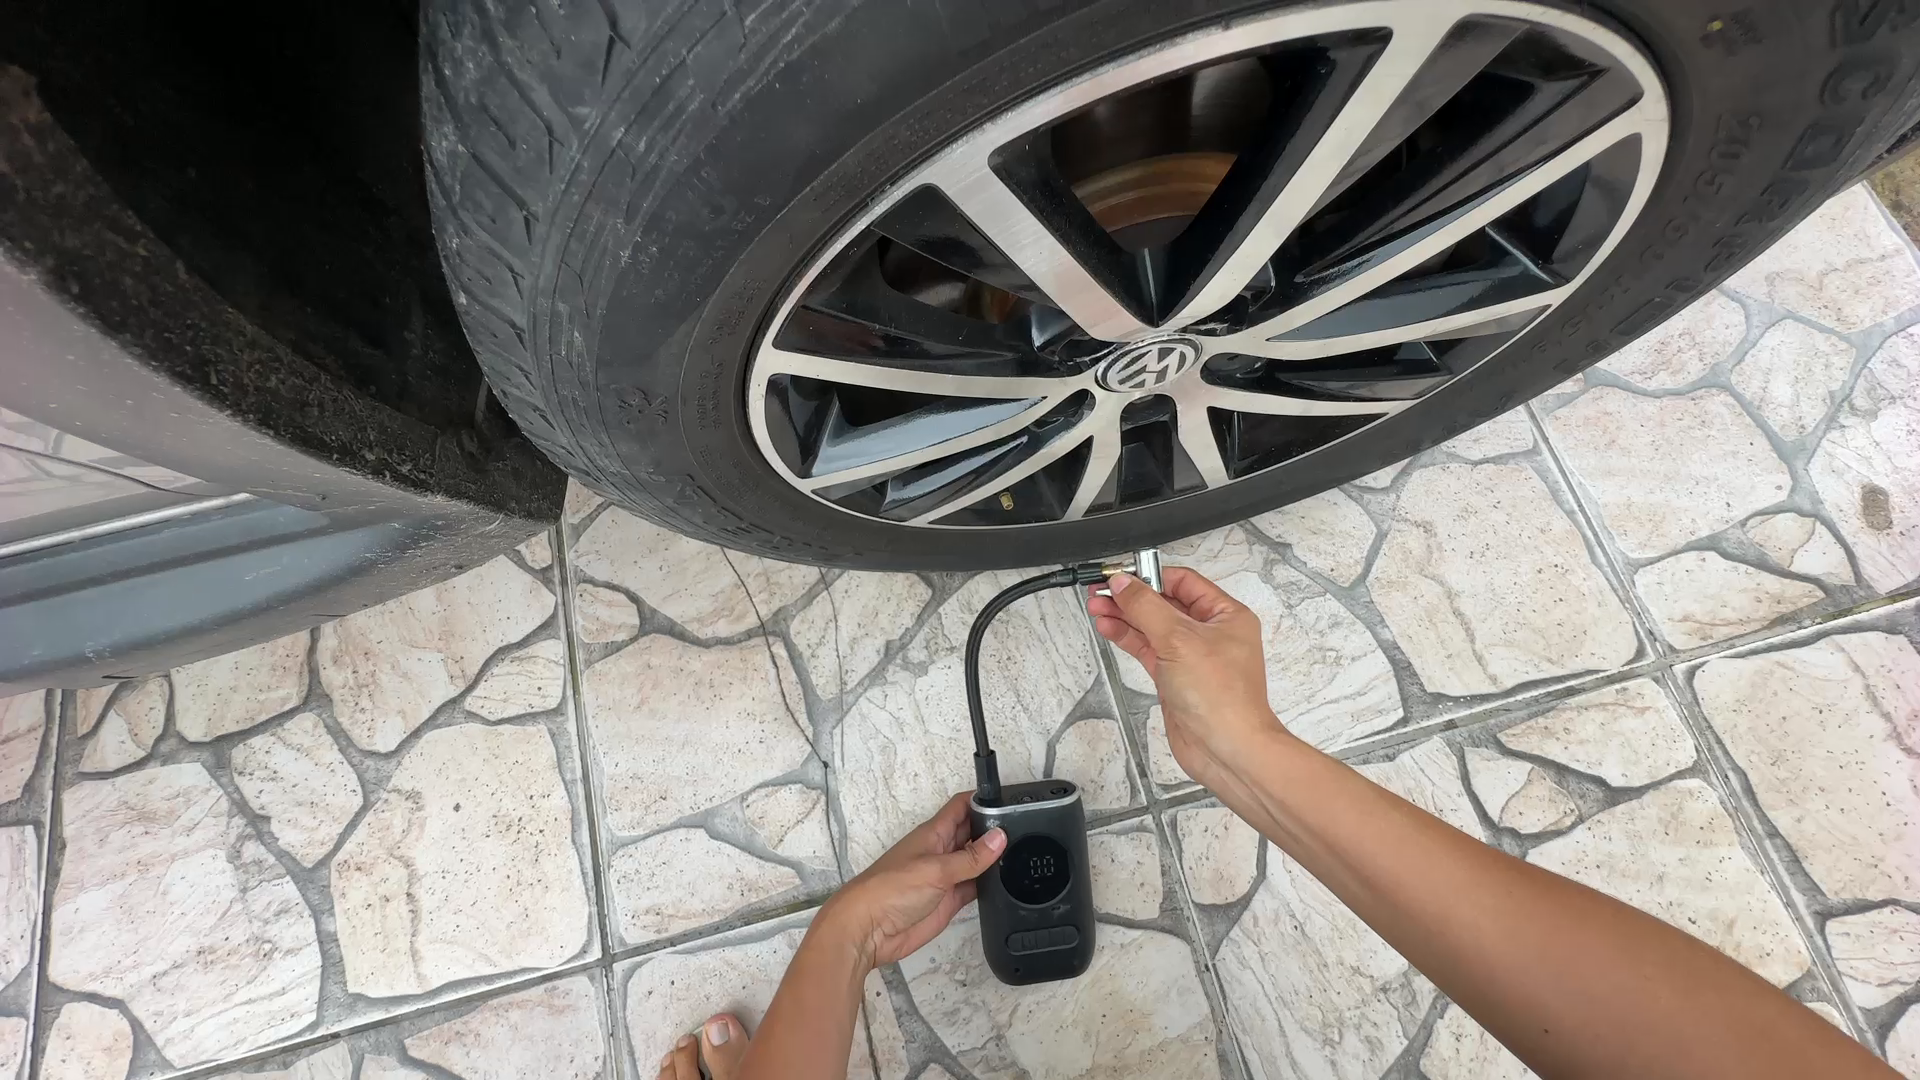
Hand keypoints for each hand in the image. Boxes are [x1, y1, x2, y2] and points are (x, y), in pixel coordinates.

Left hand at [818, 792, 1006, 969]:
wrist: (869, 929)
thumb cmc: (891, 889)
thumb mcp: (936, 869)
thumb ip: (970, 857)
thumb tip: (999, 837)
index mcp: (934, 833)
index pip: (961, 806)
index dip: (982, 799)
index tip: (1008, 799)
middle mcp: (941, 851)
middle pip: (971, 832)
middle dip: (993, 829)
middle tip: (1024, 829)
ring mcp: (945, 877)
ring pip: (974, 861)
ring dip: (992, 859)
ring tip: (1021, 855)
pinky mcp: (948, 900)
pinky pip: (973, 887)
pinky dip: (988, 886)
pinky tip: (1005, 884)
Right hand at [1087, 567, 1292, 786]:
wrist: (1226, 749)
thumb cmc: (1224, 700)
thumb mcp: (1179, 640)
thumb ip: (1146, 608)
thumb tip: (1125, 584)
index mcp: (1226, 615)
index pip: (1183, 581)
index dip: (1151, 576)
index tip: (1122, 576)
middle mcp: (1211, 633)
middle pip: (1164, 603)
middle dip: (1131, 597)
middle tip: (1103, 591)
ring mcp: (1192, 656)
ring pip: (1152, 626)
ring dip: (1124, 616)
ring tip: (1098, 607)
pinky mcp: (1175, 677)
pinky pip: (1147, 648)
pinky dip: (1127, 637)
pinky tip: (1109, 628)